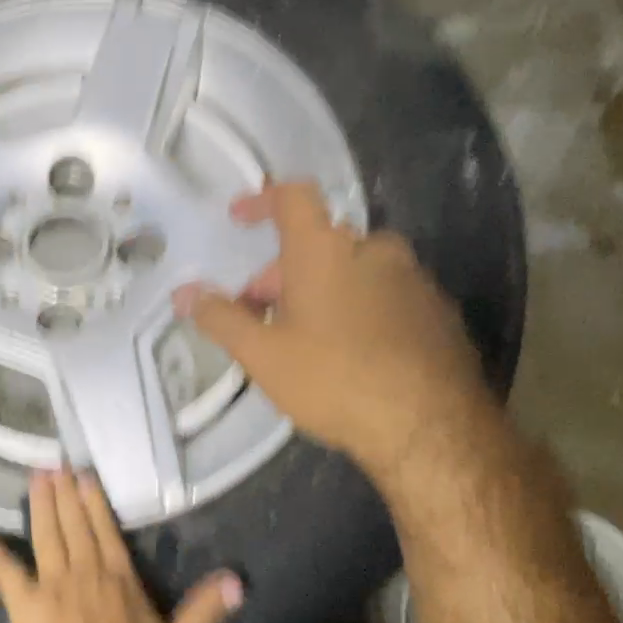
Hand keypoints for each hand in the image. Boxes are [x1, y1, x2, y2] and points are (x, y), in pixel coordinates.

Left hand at [0, 469, 242, 622]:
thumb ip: (204, 613)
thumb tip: (237, 581)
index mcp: (122, 583)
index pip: (107, 533)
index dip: (95, 503)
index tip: (84, 476)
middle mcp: (87, 574)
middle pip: (74, 526)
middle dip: (64, 493)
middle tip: (53, 464)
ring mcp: (52, 587)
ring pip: (46, 537)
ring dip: (40, 507)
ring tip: (34, 478)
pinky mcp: (23, 607)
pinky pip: (5, 575)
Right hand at [173, 181, 494, 478]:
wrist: (430, 426)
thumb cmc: (334, 380)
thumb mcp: (263, 355)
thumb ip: (220, 318)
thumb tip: (184, 293)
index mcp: (325, 249)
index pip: (292, 197)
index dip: (262, 200)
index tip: (239, 217)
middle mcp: (374, 249)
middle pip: (319, 245)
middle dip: (283, 274)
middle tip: (259, 316)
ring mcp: (413, 278)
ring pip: (353, 272)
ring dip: (322, 293)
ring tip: (303, 342)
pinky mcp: (437, 310)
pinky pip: (385, 296)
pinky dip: (358, 310)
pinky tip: (349, 356)